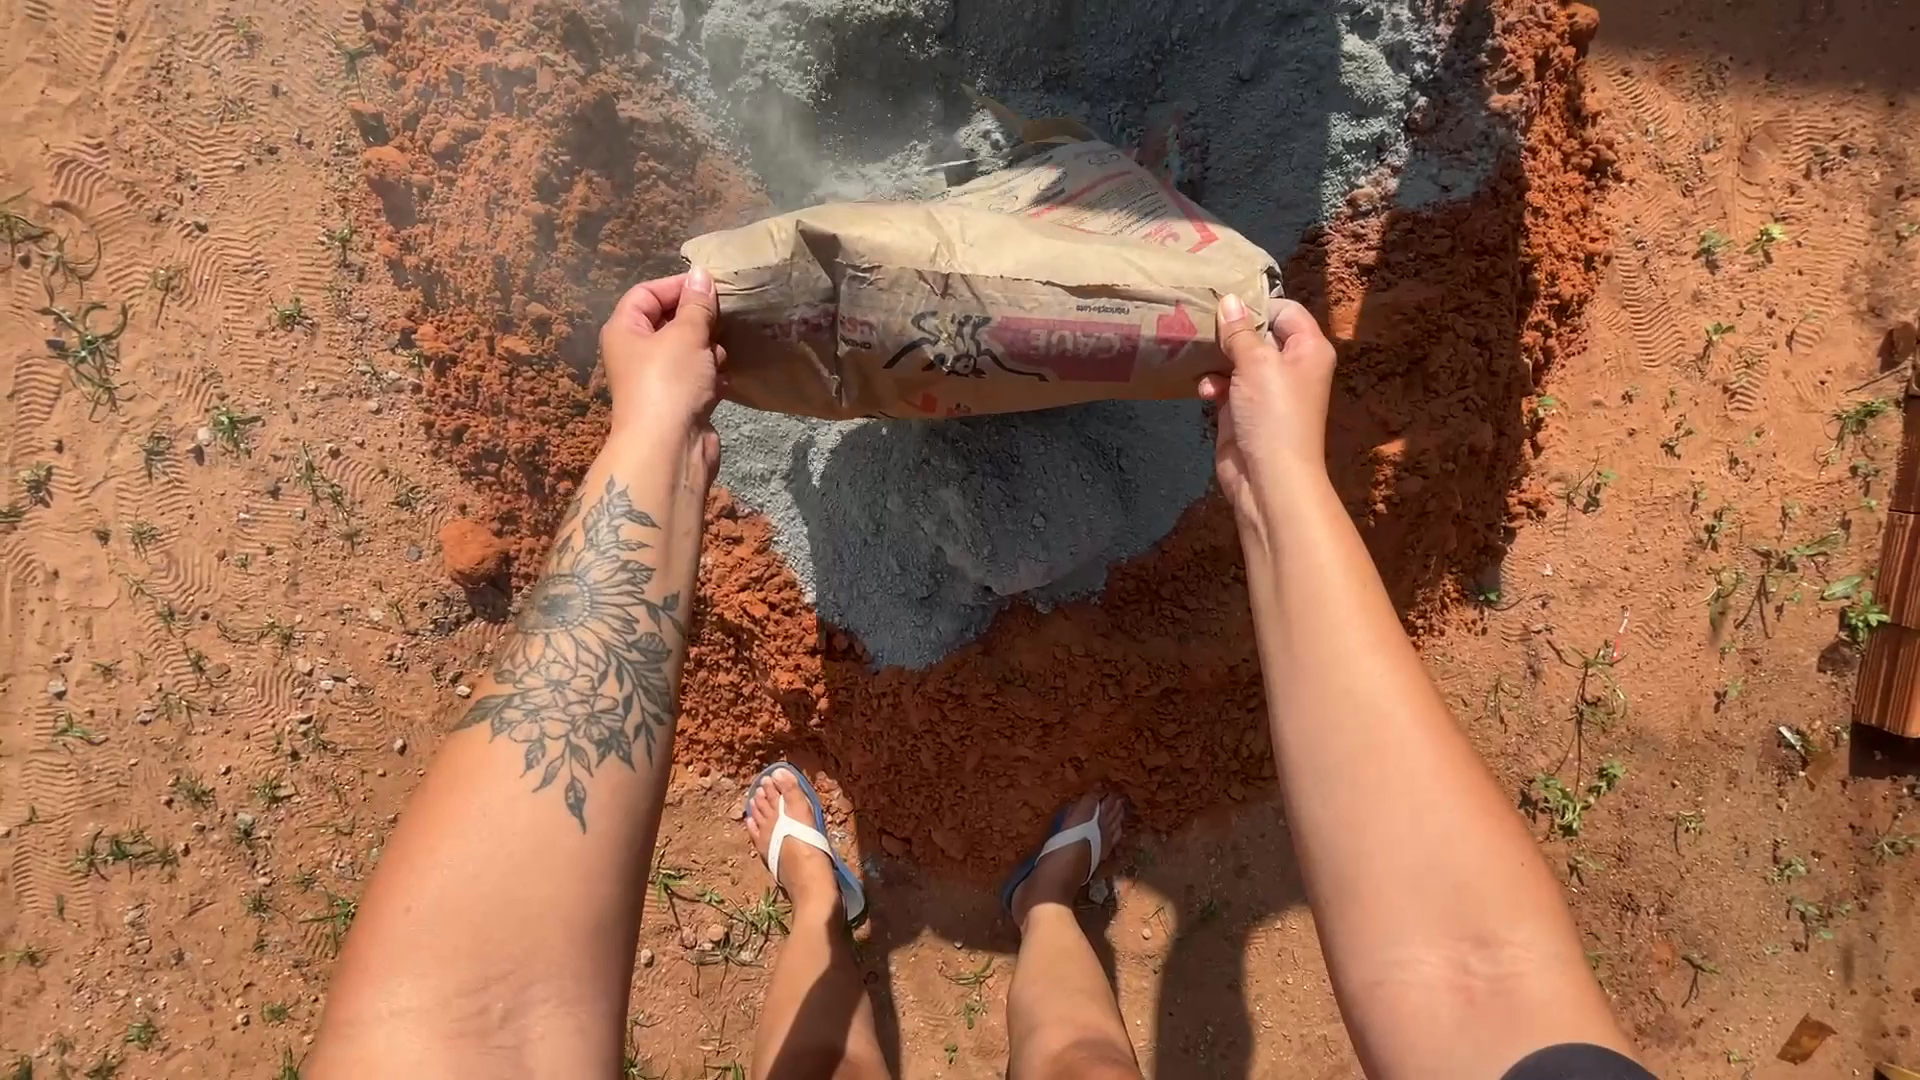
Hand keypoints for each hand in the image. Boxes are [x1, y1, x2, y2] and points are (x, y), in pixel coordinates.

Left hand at [600, 266, 725, 476]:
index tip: (712, 285)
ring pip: (685, 352)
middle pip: (667, 322)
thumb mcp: (686, 334)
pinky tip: (728, 374)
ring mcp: (657, 381)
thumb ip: (696, 305)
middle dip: (697, 317)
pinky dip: (712, 374)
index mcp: (625, 330)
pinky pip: (697, 378)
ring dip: (708, 347)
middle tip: (727, 313)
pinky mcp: (678, 403)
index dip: (677, 286)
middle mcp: (636, 353)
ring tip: (729, 344)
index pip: (646, 293)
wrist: (669, 446)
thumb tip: (702, 274)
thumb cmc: (670, 382)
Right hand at [1197, 294, 1336, 538]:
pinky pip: (1223, 386)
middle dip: (1229, 332)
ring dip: (1216, 360)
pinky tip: (1204, 391)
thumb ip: (1240, 332)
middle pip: (1256, 334)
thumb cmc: (1273, 415)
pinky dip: (1212, 385)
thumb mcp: (1258, 364)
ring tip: (1198, 359)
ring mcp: (1263, 390)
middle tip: (1198, 322)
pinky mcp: (1241, 411)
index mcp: (1307, 349)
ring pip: (1235, 360)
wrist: (1268, 478)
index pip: (1285, 310)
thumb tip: (1229, 300)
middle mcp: (1288, 366)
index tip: (1223, 302)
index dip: (1257, 304)